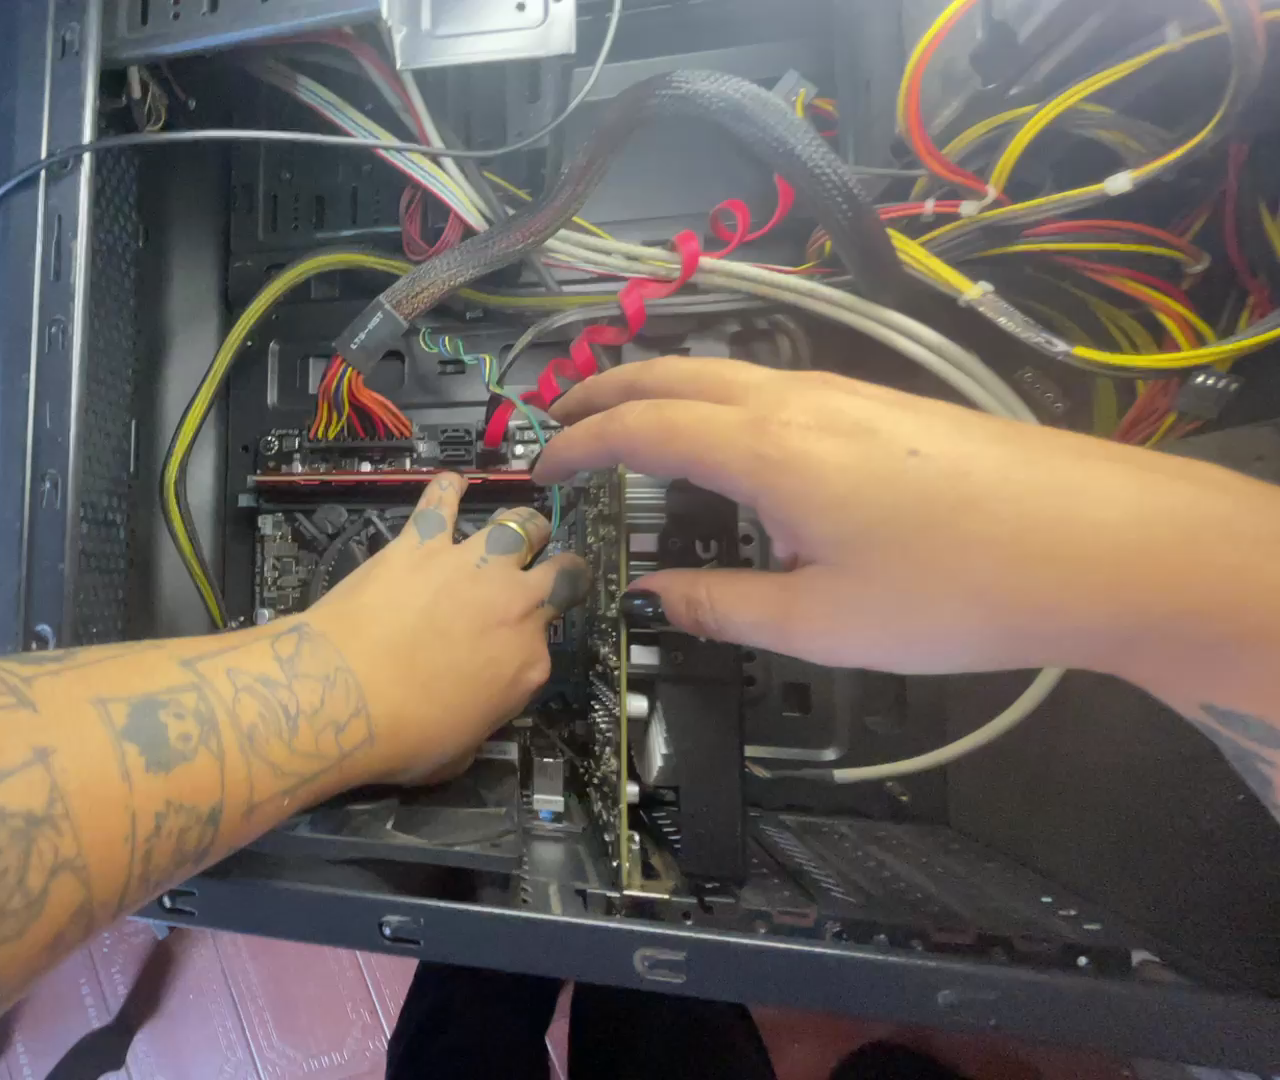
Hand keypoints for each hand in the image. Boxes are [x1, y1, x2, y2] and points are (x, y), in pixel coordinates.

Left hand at [300, 473, 590, 784]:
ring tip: (515, 523)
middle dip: (558, 568)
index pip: (550, 637)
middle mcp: (512, 605)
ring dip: (521, 524)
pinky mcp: (421, 543)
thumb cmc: (401, 736)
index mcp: (528, 661)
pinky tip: (450, 483)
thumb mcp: (459, 749)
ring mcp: (469, 566)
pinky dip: (447, 489)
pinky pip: (442, 502)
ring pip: (517, 525)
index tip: (520, 637)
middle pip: (559, 571)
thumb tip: (471, 703)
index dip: (534, 636)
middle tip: (545, 565)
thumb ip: (479, 713)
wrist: (343, 694)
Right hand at [529, 356, 1279, 688]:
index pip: (639, 428)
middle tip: (555, 422)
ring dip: (648, 388)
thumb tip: (649, 597)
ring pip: (712, 369)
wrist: (1121, 547)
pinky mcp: (870, 401)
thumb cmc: (960, 590)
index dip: (578, 445)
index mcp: (764, 450)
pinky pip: (755, 382)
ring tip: (613, 419)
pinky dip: (698, 395)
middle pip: (666, 373)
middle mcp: (791, 402)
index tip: (541, 470)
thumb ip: (716, 607)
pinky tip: (707, 436)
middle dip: (598, 391)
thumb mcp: (819, 623)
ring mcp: (835, 392)